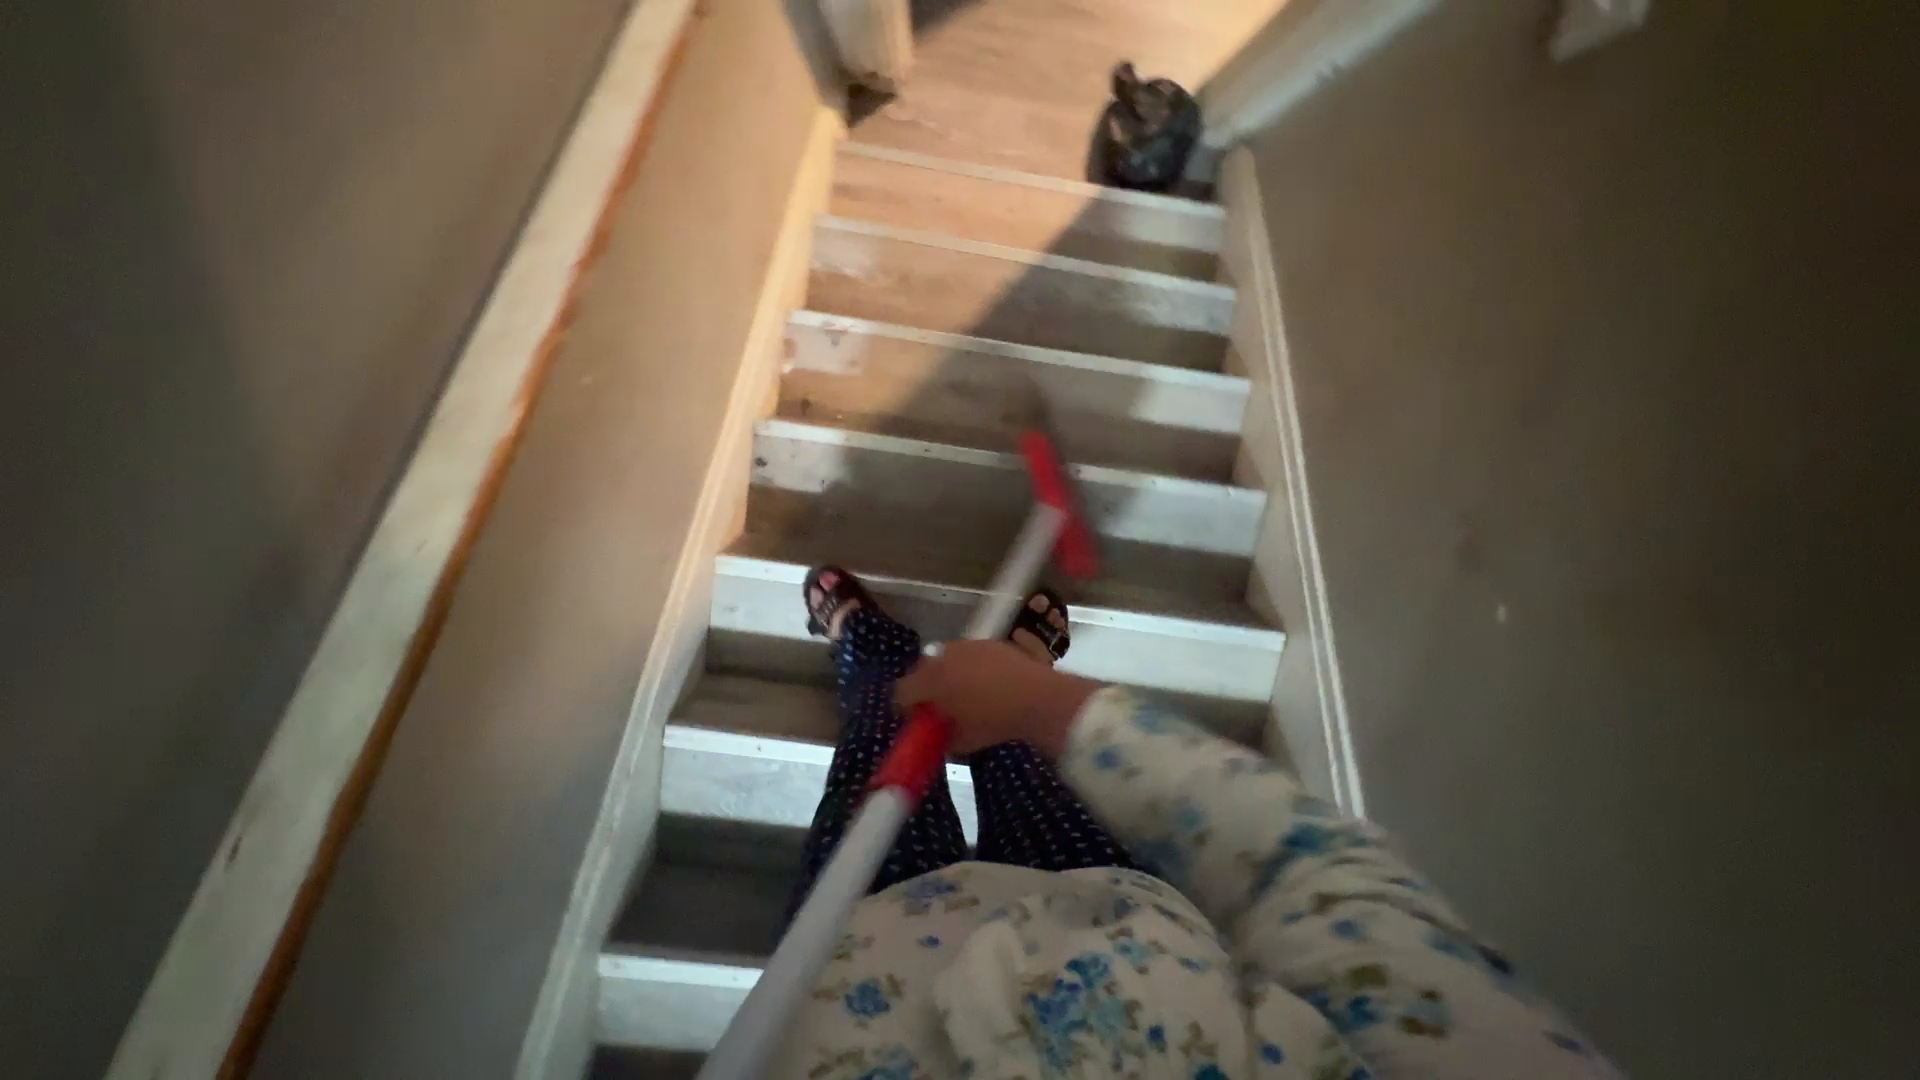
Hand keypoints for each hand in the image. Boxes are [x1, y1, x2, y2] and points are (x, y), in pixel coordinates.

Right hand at [893, 640, 1101, 757]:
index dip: (905, 707)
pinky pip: (969, 653)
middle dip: (925, 687)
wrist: (1038, 697)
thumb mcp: (964, 741)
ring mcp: (966, 645)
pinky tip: (984, 681)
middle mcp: (942, 656)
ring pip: (945, 658)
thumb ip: (944, 739)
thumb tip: (939, 739)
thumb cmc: (995, 722)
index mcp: (930, 681)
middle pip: (922, 670)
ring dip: (947, 673)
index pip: (901, 692)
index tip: (915, 718)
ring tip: (962, 692)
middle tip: (937, 705)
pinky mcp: (988, 641)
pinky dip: (969, 665)